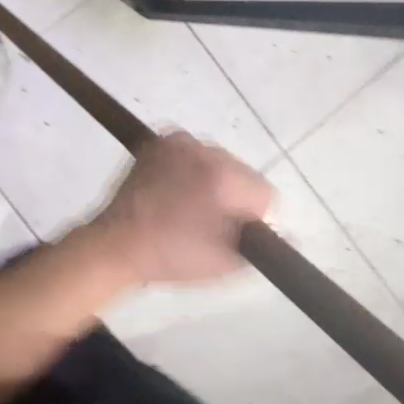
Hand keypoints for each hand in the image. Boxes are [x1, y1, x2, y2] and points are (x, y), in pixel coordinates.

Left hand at [82, 131, 274, 284]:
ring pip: (215, 161)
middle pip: (240, 172)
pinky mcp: (155, 142)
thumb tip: (286, 232)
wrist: (116, 243)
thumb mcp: (226, 261)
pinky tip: (174, 191)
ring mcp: (175, 141)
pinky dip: (189, 169)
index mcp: (221, 175)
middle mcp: (201, 148)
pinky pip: (189, 153)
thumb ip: (265, 245)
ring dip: (211, 180)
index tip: (230, 232)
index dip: (252, 217)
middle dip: (232, 195)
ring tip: (188, 208)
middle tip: (206, 222)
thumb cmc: (172, 255)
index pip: (263, 193)